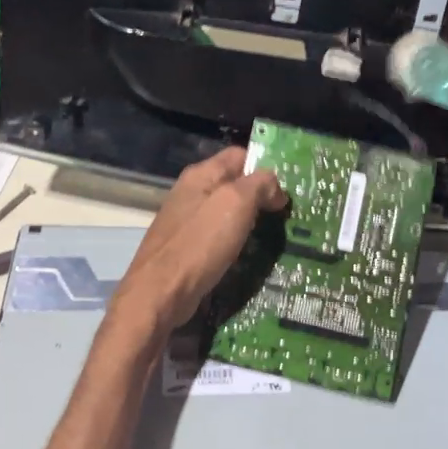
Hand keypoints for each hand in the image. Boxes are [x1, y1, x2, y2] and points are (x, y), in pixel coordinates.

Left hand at [111, 147, 287, 334]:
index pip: (240, 154)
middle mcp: (191, 191)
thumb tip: (275, 188)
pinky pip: (217, 233)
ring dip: (248, 218)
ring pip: (226, 209)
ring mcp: (186, 220)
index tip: (288, 187)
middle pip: (233, 182)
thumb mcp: (236, 204)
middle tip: (285, 212)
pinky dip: (234, 238)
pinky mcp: (186, 246)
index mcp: (201, 175)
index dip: (265, 166)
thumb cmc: (199, 244)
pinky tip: (246, 251)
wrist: (159, 293)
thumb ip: (259, 184)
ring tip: (273, 231)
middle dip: (260, 194)